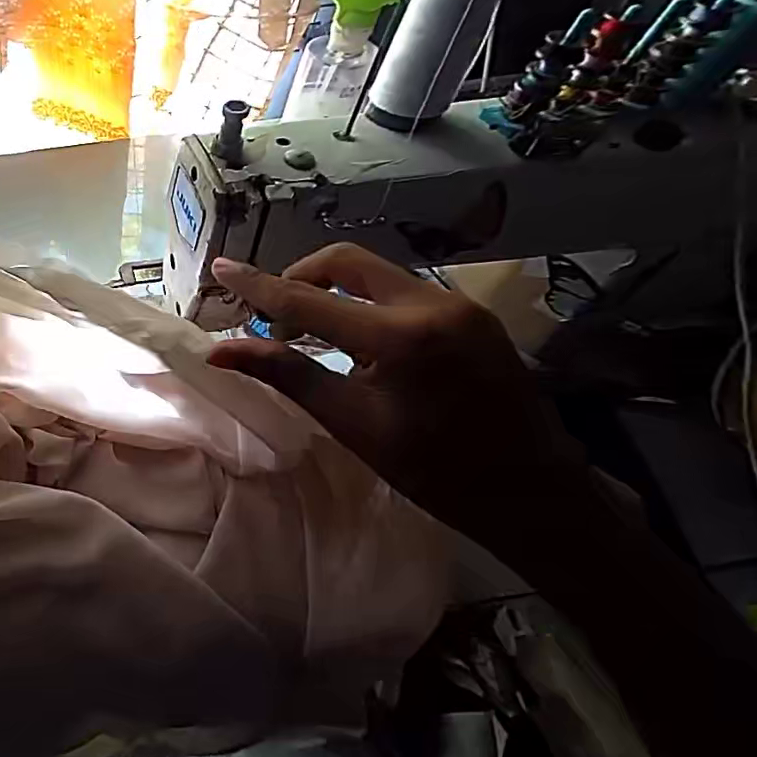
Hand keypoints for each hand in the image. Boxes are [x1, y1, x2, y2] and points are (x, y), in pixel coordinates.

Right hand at [204, 244, 586, 532]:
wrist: (535, 494)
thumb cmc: (436, 471)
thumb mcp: (353, 423)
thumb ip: (286, 375)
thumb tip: (221, 351)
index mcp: (400, 337)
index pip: (309, 299)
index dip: (258, 284)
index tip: (221, 268)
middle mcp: (431, 303)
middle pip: (345, 261)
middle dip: (301, 277)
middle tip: (276, 316)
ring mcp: (457, 303)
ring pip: (374, 272)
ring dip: (333, 290)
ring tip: (311, 331)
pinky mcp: (470, 312)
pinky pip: (401, 289)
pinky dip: (365, 302)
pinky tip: (357, 338)